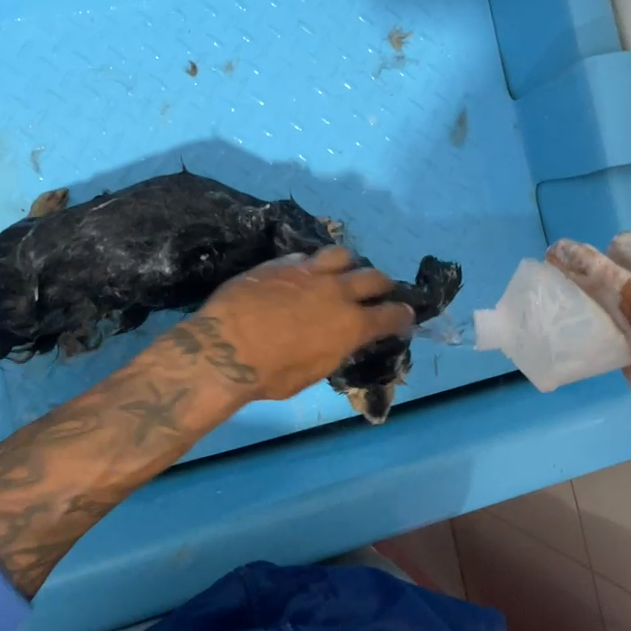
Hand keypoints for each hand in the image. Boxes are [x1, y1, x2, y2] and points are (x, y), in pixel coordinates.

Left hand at [184, 247, 415, 401]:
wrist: (225, 349)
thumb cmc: (270, 375)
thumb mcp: (314, 372)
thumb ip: (335, 349)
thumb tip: (341, 340)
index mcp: (352, 325)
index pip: (391, 315)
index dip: (402, 316)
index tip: (405, 316)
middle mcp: (338, 292)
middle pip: (374, 277)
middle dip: (382, 284)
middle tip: (380, 290)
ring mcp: (309, 272)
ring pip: (341, 255)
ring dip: (348, 264)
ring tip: (342, 271)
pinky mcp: (281, 262)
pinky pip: (306, 256)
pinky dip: (311, 264)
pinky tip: (304, 272)